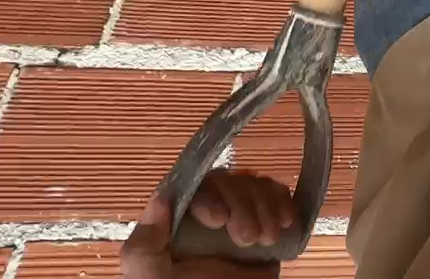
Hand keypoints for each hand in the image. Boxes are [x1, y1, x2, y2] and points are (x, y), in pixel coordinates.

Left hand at [121, 172, 294, 277]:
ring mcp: (239, 213)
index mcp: (177, 221)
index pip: (196, 187)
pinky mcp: (264, 219)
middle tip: (249, 238)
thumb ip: (144, 246)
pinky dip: (284, 204)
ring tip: (268, 239)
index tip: (219, 220)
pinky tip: (285, 223)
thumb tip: (160, 198)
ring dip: (267, 207)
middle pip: (231, 182)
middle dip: (244, 207)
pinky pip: (277, 195)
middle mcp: (208, 210)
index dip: (212, 195)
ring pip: (256, 185)